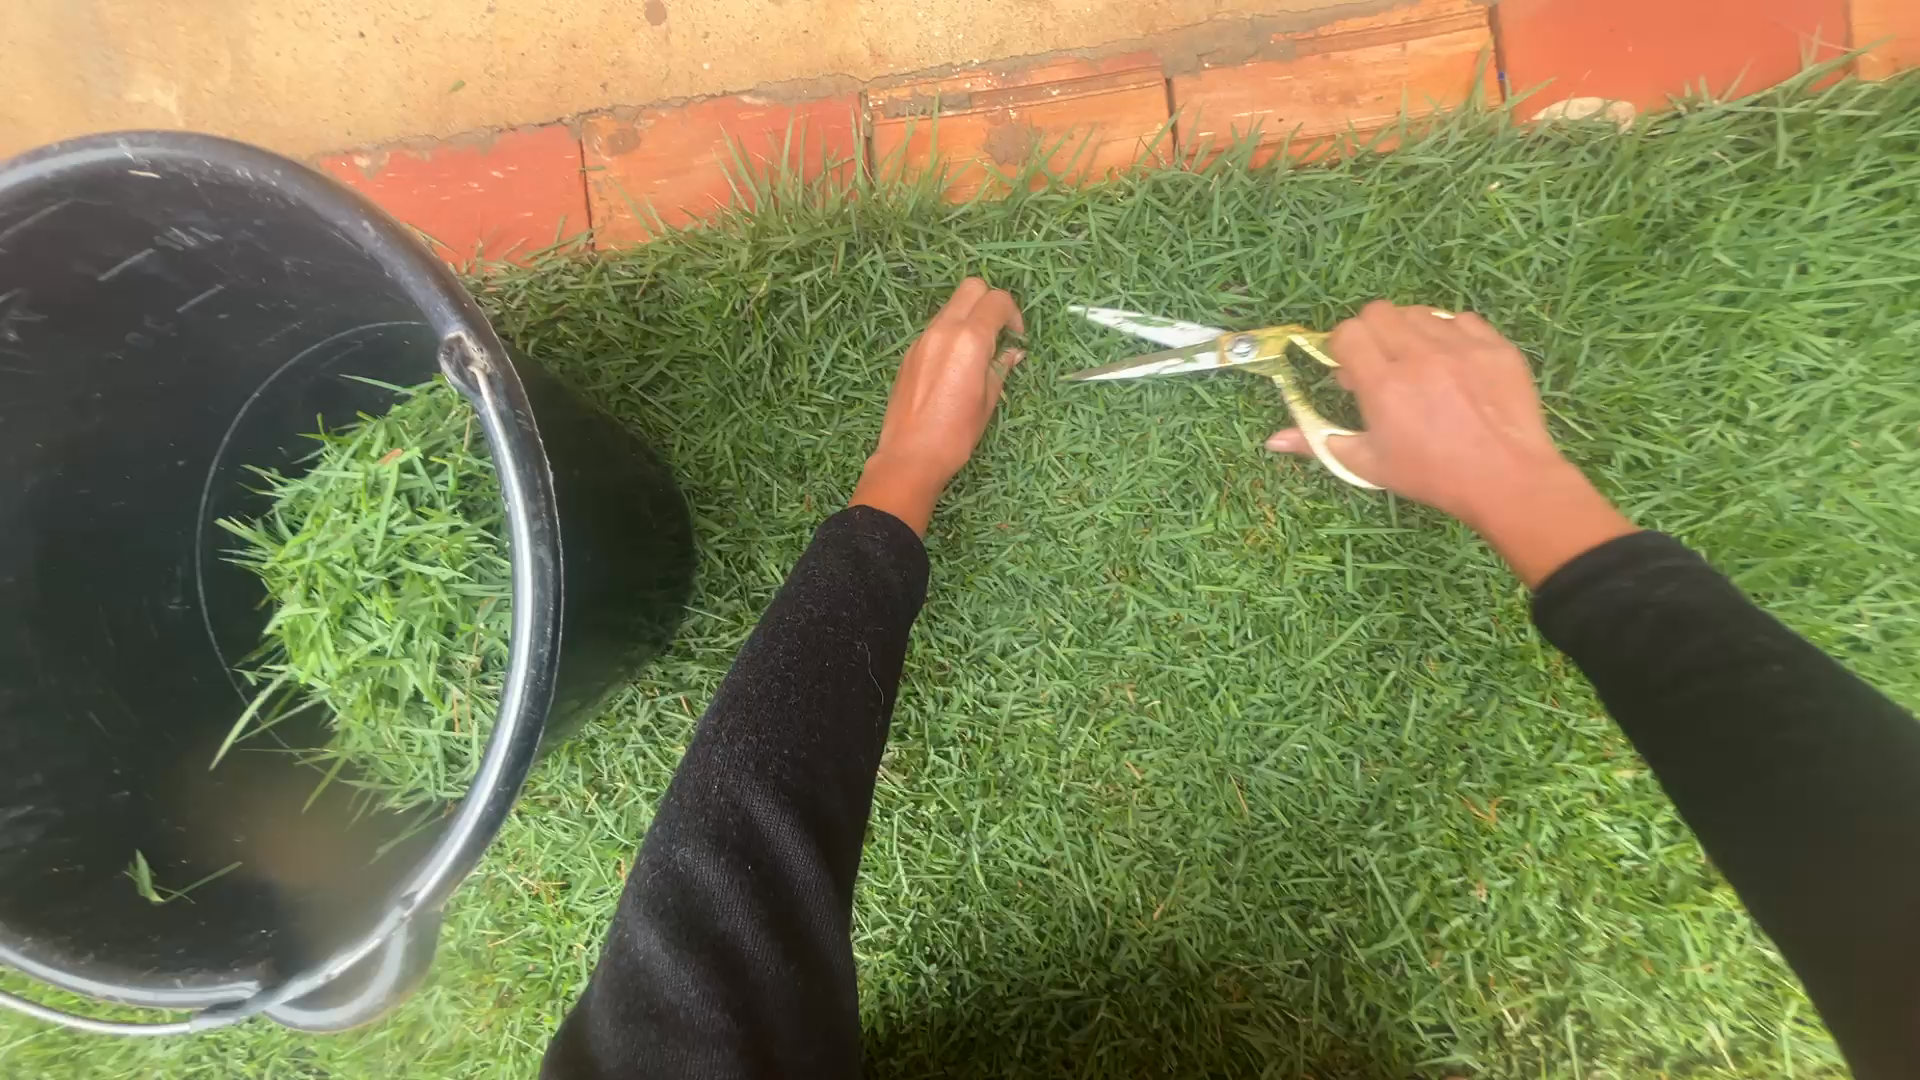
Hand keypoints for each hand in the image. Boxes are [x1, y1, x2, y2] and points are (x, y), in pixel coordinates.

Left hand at [850, 278, 1024, 534]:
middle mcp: (943, 330)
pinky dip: (951, 334)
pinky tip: (955, 366)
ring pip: (951, 307)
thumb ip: (1000, 367)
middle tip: (999, 333)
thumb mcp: (988, 401)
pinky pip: (936, 329)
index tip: (1017, 338)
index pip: (997, 301)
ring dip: (969, 318)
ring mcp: (923, 339)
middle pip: (972, 288)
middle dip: (990, 303)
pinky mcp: (910, 353)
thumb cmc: (956, 434)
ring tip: (977, 353)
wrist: (910, 456)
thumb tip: (1012, 351)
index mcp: (969, 340)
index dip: (1014, 314)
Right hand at [1265, 300, 1634, 585]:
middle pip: (1379, 312)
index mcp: (1384, 385)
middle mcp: (1420, 357)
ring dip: (1405, 331)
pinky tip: (1447, 362)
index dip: (1341, 346)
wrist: (1504, 477)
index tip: (1347, 368)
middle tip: (1376, 363)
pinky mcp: (1494, 346)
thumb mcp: (1365, 463)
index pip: (1348, 332)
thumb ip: (1316, 442)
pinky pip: (1458, 320)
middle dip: (1369, 333)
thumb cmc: (1426, 474)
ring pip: (1417, 312)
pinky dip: (1445, 334)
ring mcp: (1461, 347)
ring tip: (1412, 362)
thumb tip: (1272, 440)